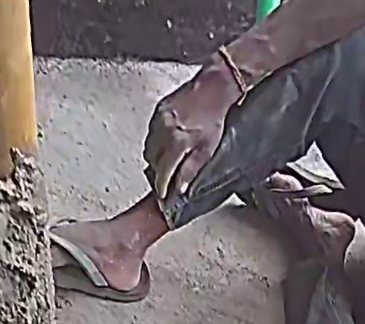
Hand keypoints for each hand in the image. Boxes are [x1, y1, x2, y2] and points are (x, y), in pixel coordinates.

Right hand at [144, 62, 240, 204]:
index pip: (162, 172)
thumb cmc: (214, 118)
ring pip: (149, 148)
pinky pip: (151, 134)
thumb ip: (191, 171)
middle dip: (158, 173)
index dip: (161, 186)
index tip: (162, 195)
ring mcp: (160, 119)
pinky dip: (156, 143)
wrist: (214, 88)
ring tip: (165, 164)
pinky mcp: (159, 110)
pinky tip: (166, 146)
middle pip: (153, 161)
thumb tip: (180, 189)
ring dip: (155, 159)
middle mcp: (164, 130)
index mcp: (177, 142)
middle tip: (165, 180)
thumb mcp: (207, 150)